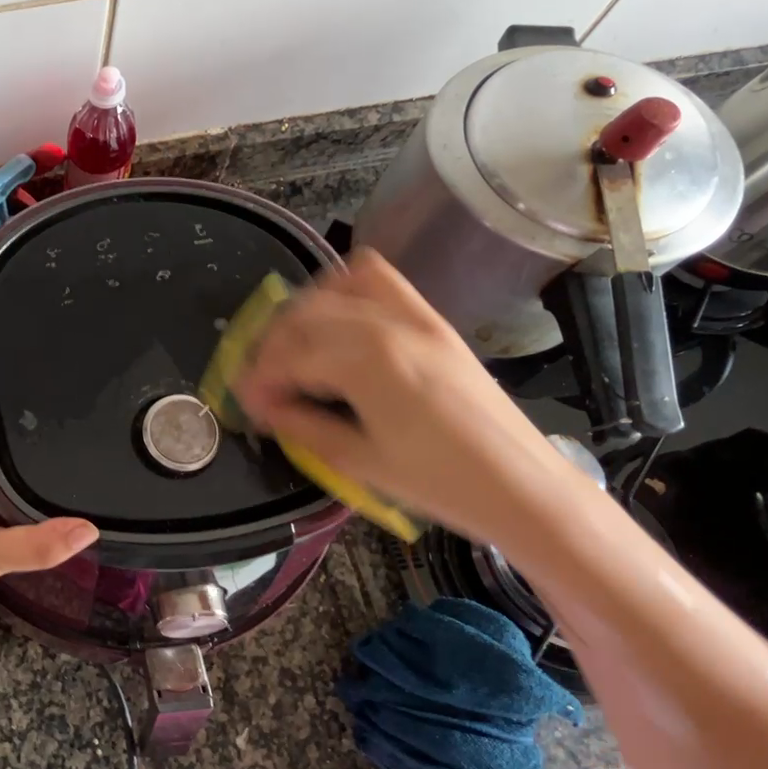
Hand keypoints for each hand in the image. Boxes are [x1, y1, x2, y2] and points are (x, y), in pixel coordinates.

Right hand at [234, 249, 577, 542]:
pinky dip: (344, 290)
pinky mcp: (433, 323)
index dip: (257, 380)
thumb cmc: (439, 482)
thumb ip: (301, 426)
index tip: (244, 404)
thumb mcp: (357, 462)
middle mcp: (388, 326)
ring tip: (291, 349)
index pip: (289, 358)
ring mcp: (415, 319)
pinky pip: (379, 282)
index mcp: (367, 364)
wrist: (523, 486)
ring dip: (301, 313)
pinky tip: (333, 322)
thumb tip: (262, 406)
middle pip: (303, 317)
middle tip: (260, 383)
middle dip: (270, 347)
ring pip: (334, 289)